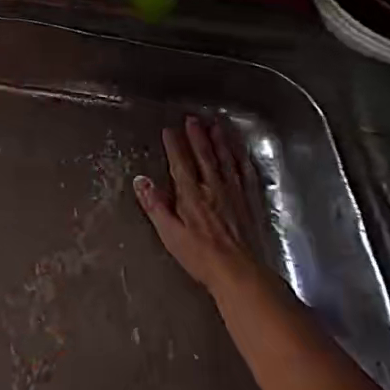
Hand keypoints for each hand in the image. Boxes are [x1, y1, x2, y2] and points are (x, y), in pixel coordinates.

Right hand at [133, 116, 266, 299]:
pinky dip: (242, 159)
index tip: (168, 130)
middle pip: (204, 155)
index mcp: (191, 194)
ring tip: (217, 125)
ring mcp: (233, 192)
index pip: (180, 163)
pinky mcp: (249, 202)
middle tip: (193, 118)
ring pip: (226, 159)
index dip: (174, 145)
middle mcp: (212, 187)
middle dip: (197, 135)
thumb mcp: (170, 234)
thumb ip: (155, 206)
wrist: (239, 272)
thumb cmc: (200, 256)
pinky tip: (241, 152)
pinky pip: (245, 173)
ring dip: (220, 141)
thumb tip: (140, 181)